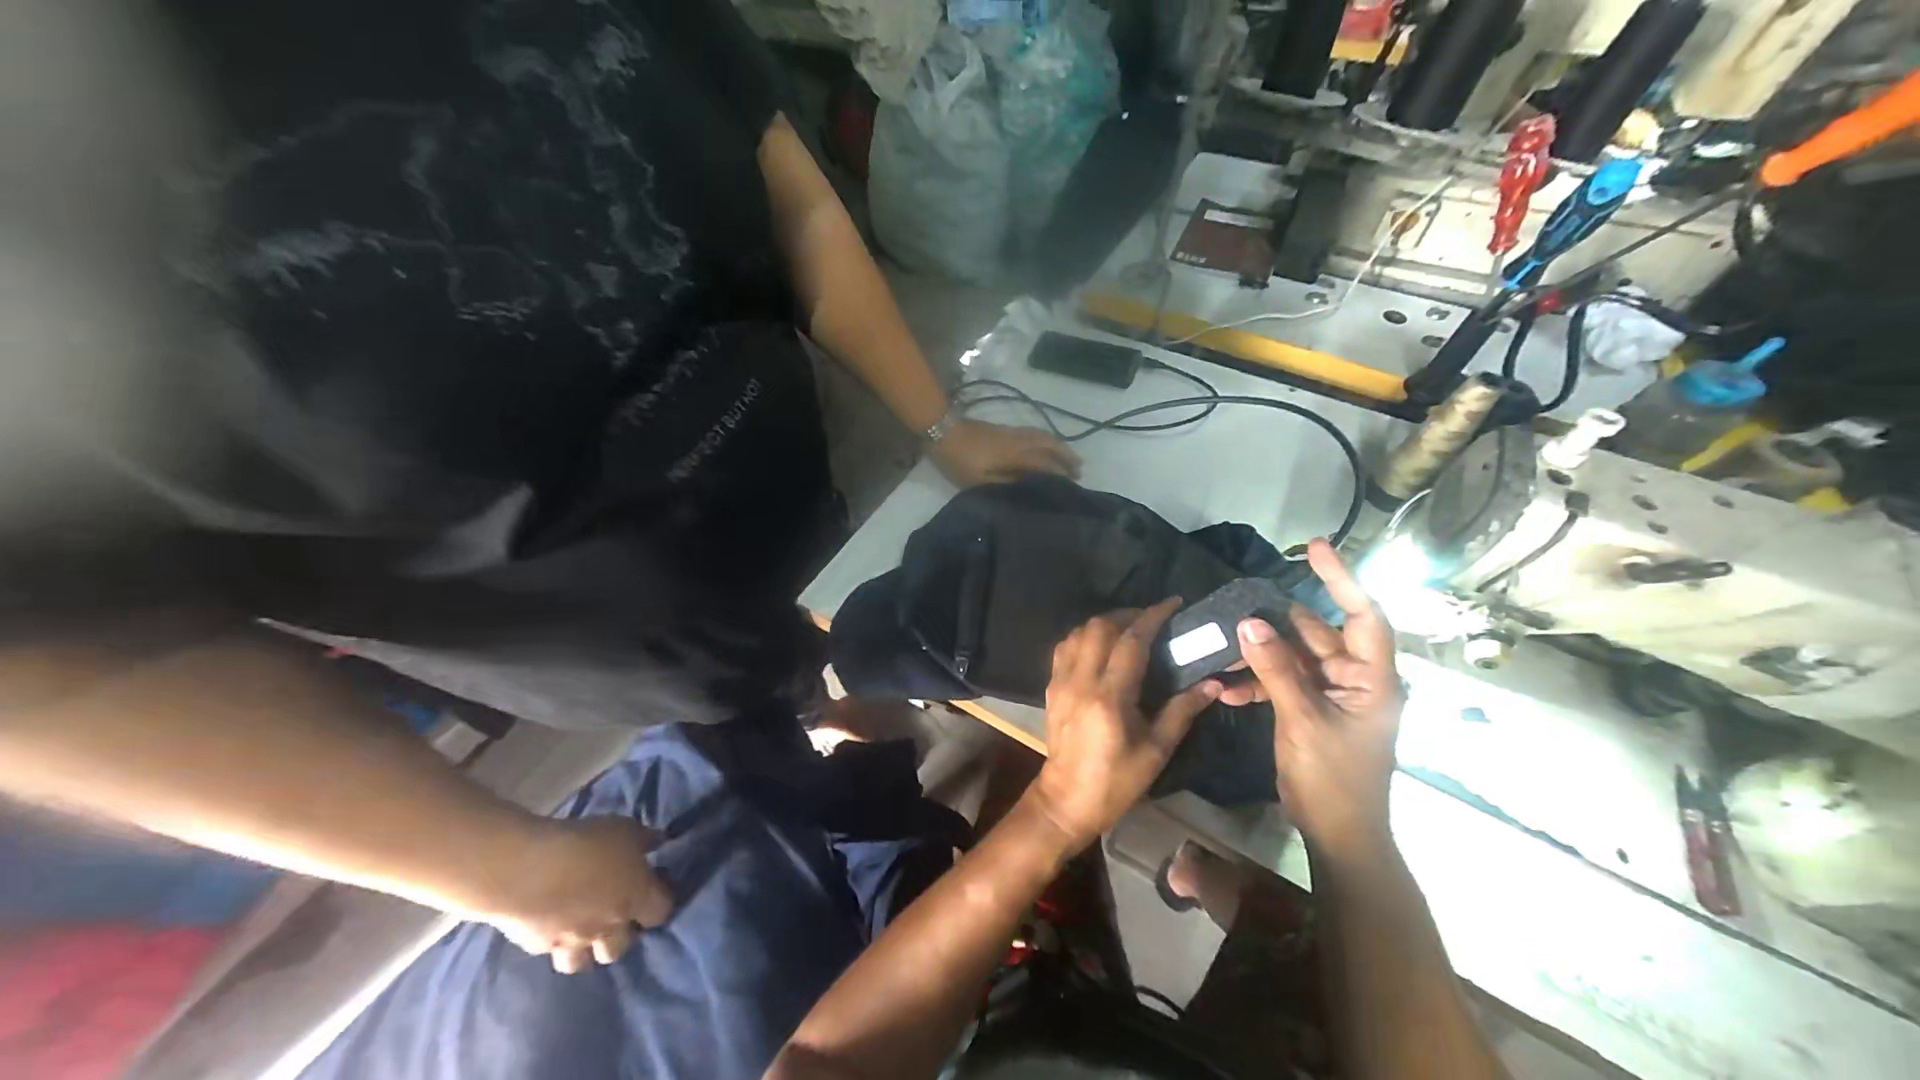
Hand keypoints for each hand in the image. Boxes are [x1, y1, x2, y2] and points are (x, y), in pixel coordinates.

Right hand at [473, 817, 674, 972]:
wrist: (526, 869)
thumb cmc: (587, 843)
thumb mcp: (627, 829)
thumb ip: (647, 840)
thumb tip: (661, 841)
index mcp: (635, 899)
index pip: (661, 913)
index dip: (659, 902)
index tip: (653, 887)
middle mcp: (608, 928)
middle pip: (622, 947)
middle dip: (622, 934)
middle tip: (615, 913)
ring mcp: (572, 942)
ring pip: (585, 963)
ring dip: (587, 950)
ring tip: (582, 931)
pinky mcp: (537, 947)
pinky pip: (551, 951)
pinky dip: (554, 941)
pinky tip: (550, 924)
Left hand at [929, 418, 1080, 486]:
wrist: (941, 429)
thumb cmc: (958, 459)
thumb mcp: (979, 480)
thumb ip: (1006, 483)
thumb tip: (1029, 487)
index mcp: (1015, 455)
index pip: (1045, 464)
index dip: (1060, 475)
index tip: (1072, 486)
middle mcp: (1019, 441)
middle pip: (1051, 445)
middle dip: (1067, 457)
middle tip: (1079, 470)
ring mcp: (1012, 432)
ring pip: (1044, 436)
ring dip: (1060, 446)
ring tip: (1069, 458)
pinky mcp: (1005, 429)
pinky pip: (1034, 433)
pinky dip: (1047, 440)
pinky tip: (1046, 448)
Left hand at [1025, 599, 1220, 849]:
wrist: (1067, 799)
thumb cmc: (1117, 780)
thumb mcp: (1157, 750)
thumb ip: (1182, 711)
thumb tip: (1213, 683)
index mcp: (1110, 696)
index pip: (1130, 640)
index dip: (1152, 616)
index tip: (1172, 603)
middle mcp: (1081, 680)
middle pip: (1100, 627)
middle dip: (1128, 614)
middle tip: (1152, 618)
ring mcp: (1061, 681)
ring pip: (1079, 632)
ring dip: (1104, 622)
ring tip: (1129, 629)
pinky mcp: (1051, 687)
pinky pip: (1065, 647)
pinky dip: (1084, 636)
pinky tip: (1101, 646)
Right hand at [1225, 539, 1403, 859]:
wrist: (1336, 832)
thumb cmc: (1335, 778)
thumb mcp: (1303, 720)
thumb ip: (1276, 670)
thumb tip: (1249, 623)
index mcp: (1373, 678)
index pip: (1363, 615)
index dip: (1342, 579)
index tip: (1314, 548)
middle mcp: (1354, 678)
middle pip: (1314, 634)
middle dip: (1274, 626)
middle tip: (1236, 610)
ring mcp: (1330, 694)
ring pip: (1290, 657)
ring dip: (1257, 657)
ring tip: (1221, 654)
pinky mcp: (1309, 709)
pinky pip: (1280, 682)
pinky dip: (1255, 682)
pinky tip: (1226, 689)